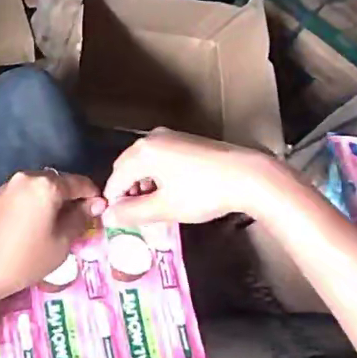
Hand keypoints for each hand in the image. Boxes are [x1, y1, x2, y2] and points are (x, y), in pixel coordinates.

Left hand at [0, 169, 103, 338]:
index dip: (94, 197)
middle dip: (73, 198)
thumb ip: (80, 218)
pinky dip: (36, 204)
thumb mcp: (61, 242)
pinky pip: (25, 194)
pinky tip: (38, 225)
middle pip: (59, 182)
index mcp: (46, 185)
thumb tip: (95, 204)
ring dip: (54, 201)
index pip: (80, 183)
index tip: (102, 213)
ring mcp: (9, 185)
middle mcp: (27, 177)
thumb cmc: (25, 258)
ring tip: (61, 225)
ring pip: (41, 187)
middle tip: (82, 221)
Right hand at [102, 128, 278, 226]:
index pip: (115, 179)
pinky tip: (173, 191)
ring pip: (143, 162)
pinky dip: (158, 174)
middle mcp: (151, 138)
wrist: (249, 177)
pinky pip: (159, 157)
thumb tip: (107, 218)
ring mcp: (170, 136)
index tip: (122, 221)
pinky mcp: (185, 140)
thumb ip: (132, 213)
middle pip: (126, 167)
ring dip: (143, 183)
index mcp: (141, 152)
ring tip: (157, 205)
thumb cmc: (203, 193)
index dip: (115, 203)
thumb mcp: (165, 208)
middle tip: (139, 214)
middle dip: (128, 191)